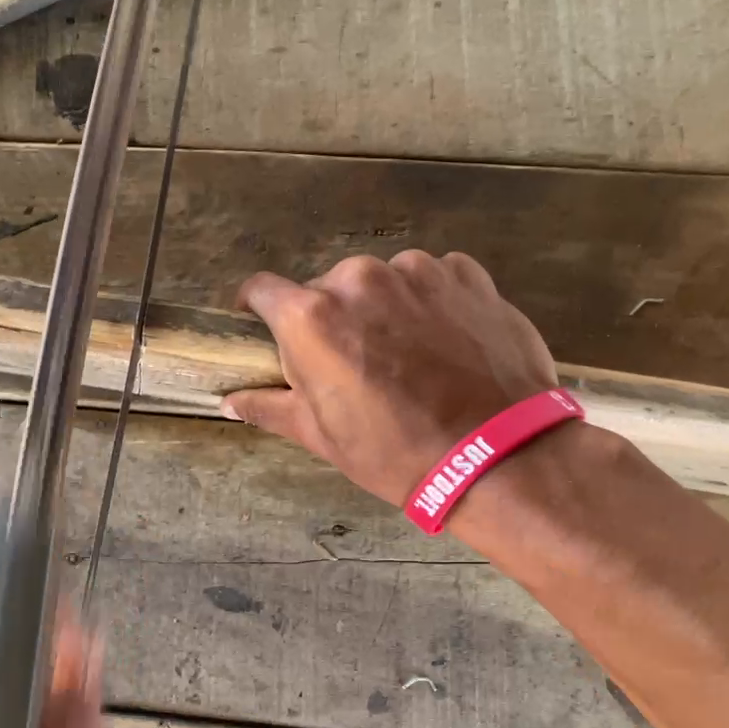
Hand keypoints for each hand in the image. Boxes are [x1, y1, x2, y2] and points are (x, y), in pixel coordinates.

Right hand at [222, 252, 557, 505]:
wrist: (499, 456)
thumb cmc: (394, 450)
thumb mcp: (320, 435)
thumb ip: (268, 406)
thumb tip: (229, 401)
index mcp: (311, 316)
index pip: (261, 289)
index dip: (257, 306)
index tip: (263, 323)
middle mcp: (358, 279)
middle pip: (326, 289)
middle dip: (331, 318)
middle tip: (353, 362)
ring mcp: (417, 271)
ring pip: (381, 282)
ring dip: (382, 308)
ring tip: (408, 354)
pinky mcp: (466, 274)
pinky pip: (430, 279)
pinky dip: (428, 302)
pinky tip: (445, 342)